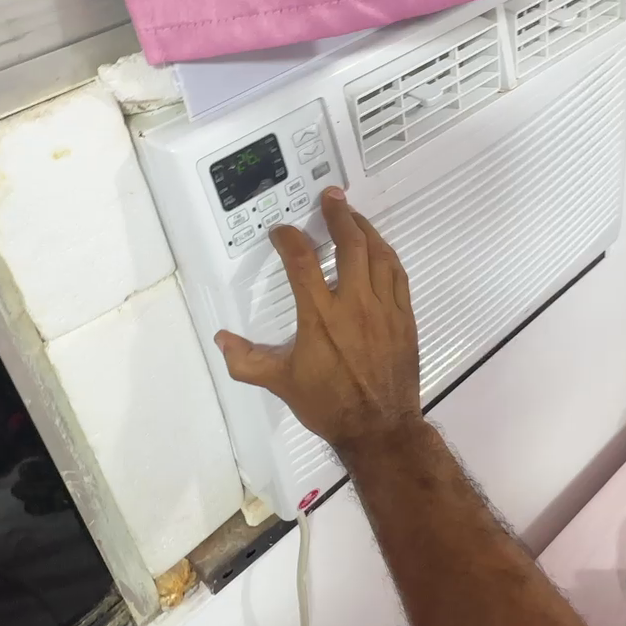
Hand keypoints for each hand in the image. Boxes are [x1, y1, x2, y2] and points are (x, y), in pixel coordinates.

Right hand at [214, 187, 423, 454]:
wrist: (380, 428)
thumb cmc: (329, 404)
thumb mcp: (282, 384)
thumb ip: (247, 361)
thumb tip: (222, 340)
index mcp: (320, 316)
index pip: (302, 262)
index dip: (289, 239)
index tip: (282, 232)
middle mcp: (354, 304)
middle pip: (350, 245)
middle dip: (338, 215)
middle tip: (331, 197)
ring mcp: (383, 308)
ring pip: (378, 254)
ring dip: (365, 229)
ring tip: (353, 215)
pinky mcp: (403, 316)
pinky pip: (397, 274)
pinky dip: (386, 254)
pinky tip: (379, 248)